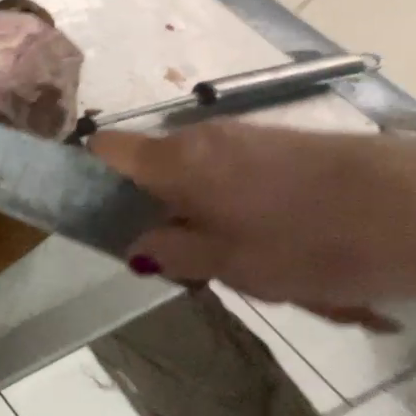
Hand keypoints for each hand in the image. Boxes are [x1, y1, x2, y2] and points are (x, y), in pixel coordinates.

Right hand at [91, 123, 415, 313]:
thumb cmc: (320, 240)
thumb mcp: (236, 265)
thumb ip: (172, 252)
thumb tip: (137, 243)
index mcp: (174, 161)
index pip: (102, 150)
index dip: (96, 180)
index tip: (115, 218)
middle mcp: (203, 137)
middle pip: (161, 174)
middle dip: (177, 217)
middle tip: (208, 265)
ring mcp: (254, 139)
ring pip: (214, 184)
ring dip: (231, 225)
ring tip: (280, 277)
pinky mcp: (297, 147)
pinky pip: (257, 184)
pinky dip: (270, 217)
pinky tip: (314, 258)